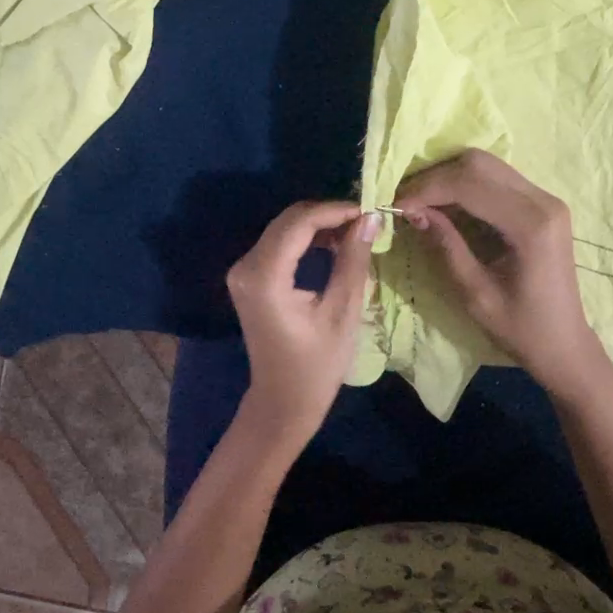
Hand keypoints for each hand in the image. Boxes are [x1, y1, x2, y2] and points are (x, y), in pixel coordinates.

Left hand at [225, 201, 377, 446]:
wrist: (282, 402)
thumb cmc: (316, 366)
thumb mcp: (342, 312)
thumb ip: (352, 261)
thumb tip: (369, 219)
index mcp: (266, 277)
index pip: (299, 222)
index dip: (335, 210)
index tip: (369, 210)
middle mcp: (246, 266)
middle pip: (288, 220)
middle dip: (328, 214)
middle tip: (366, 221)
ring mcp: (242, 271)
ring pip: (283, 228)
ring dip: (318, 225)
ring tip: (355, 234)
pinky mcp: (248, 277)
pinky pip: (278, 243)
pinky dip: (305, 239)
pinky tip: (332, 246)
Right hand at [396, 149, 609, 394]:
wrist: (563, 344)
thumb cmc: (521, 328)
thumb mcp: (474, 293)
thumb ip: (445, 246)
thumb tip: (412, 212)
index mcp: (532, 225)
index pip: (470, 185)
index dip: (428, 190)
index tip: (396, 206)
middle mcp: (543, 202)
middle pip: (478, 164)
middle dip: (435, 178)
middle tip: (405, 202)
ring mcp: (545, 199)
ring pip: (485, 165)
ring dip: (447, 177)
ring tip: (420, 202)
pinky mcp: (540, 204)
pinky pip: (495, 178)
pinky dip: (463, 184)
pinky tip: (444, 205)